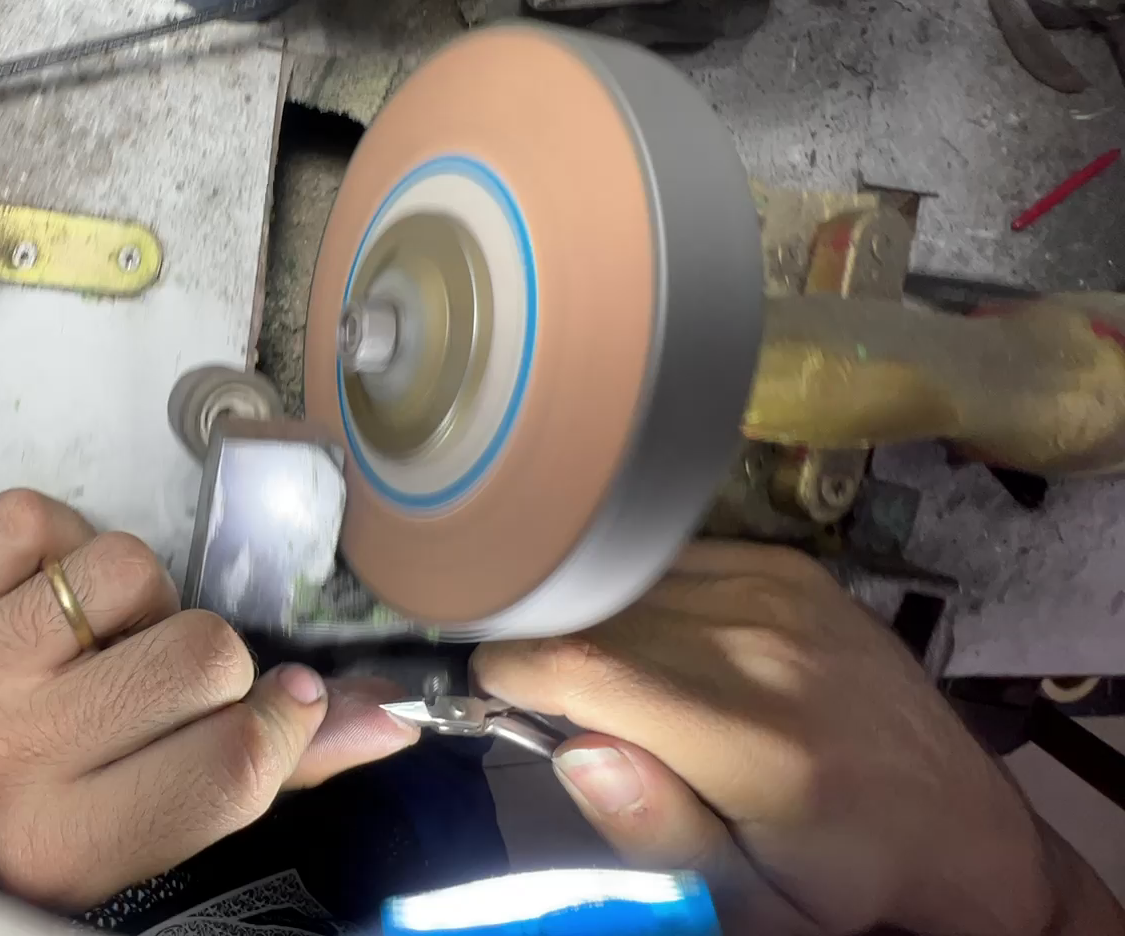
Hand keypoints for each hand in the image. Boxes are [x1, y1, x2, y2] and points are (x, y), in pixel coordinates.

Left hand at [0, 489, 418, 910]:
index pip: (232, 765)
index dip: (283, 715)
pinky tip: (45, 594)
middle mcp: (5, 760)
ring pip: (131, 567)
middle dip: (201, 654)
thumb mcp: (160, 822)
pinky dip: (62, 538)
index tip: (283, 695)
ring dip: (136, 596)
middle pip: (199, 652)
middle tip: (154, 676)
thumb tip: (384, 715)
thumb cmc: (57, 815)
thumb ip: (276, 769)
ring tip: (98, 637)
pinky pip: (36, 514)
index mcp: (70, 845)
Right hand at [471, 541, 1118, 935]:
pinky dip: (635, 601)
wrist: (961, 826)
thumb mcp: (743, 898)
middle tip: (570, 703)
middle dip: (546, 654)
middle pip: (583, 616)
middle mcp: (762, 644)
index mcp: (756, 739)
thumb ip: (652, 831)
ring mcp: (772, 590)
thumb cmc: (833, 873)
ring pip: (611, 584)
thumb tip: (577, 750)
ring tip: (630, 678)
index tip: (501, 696)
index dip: (510, 673)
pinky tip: (669, 641)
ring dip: (591, 626)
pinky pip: (654, 564)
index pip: (576, 664)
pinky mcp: (776, 562)